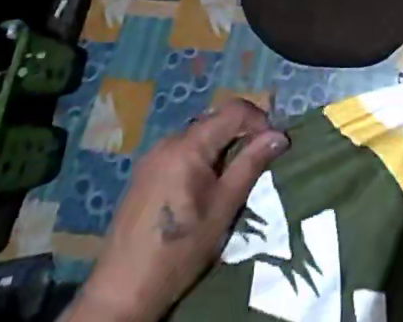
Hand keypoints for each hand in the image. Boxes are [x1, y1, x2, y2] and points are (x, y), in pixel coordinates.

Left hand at [70, 99, 287, 321]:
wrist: (122, 290)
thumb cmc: (179, 251)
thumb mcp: (223, 208)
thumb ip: (251, 165)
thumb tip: (279, 135)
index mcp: (188, 146)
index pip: (233, 110)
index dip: (259, 119)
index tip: (274, 144)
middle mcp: (168, 141)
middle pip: (215, 120)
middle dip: (242, 133)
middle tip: (258, 161)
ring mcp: (152, 156)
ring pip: (198, 135)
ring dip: (222, 146)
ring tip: (233, 178)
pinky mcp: (144, 172)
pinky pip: (181, 150)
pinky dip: (201, 157)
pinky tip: (204, 187)